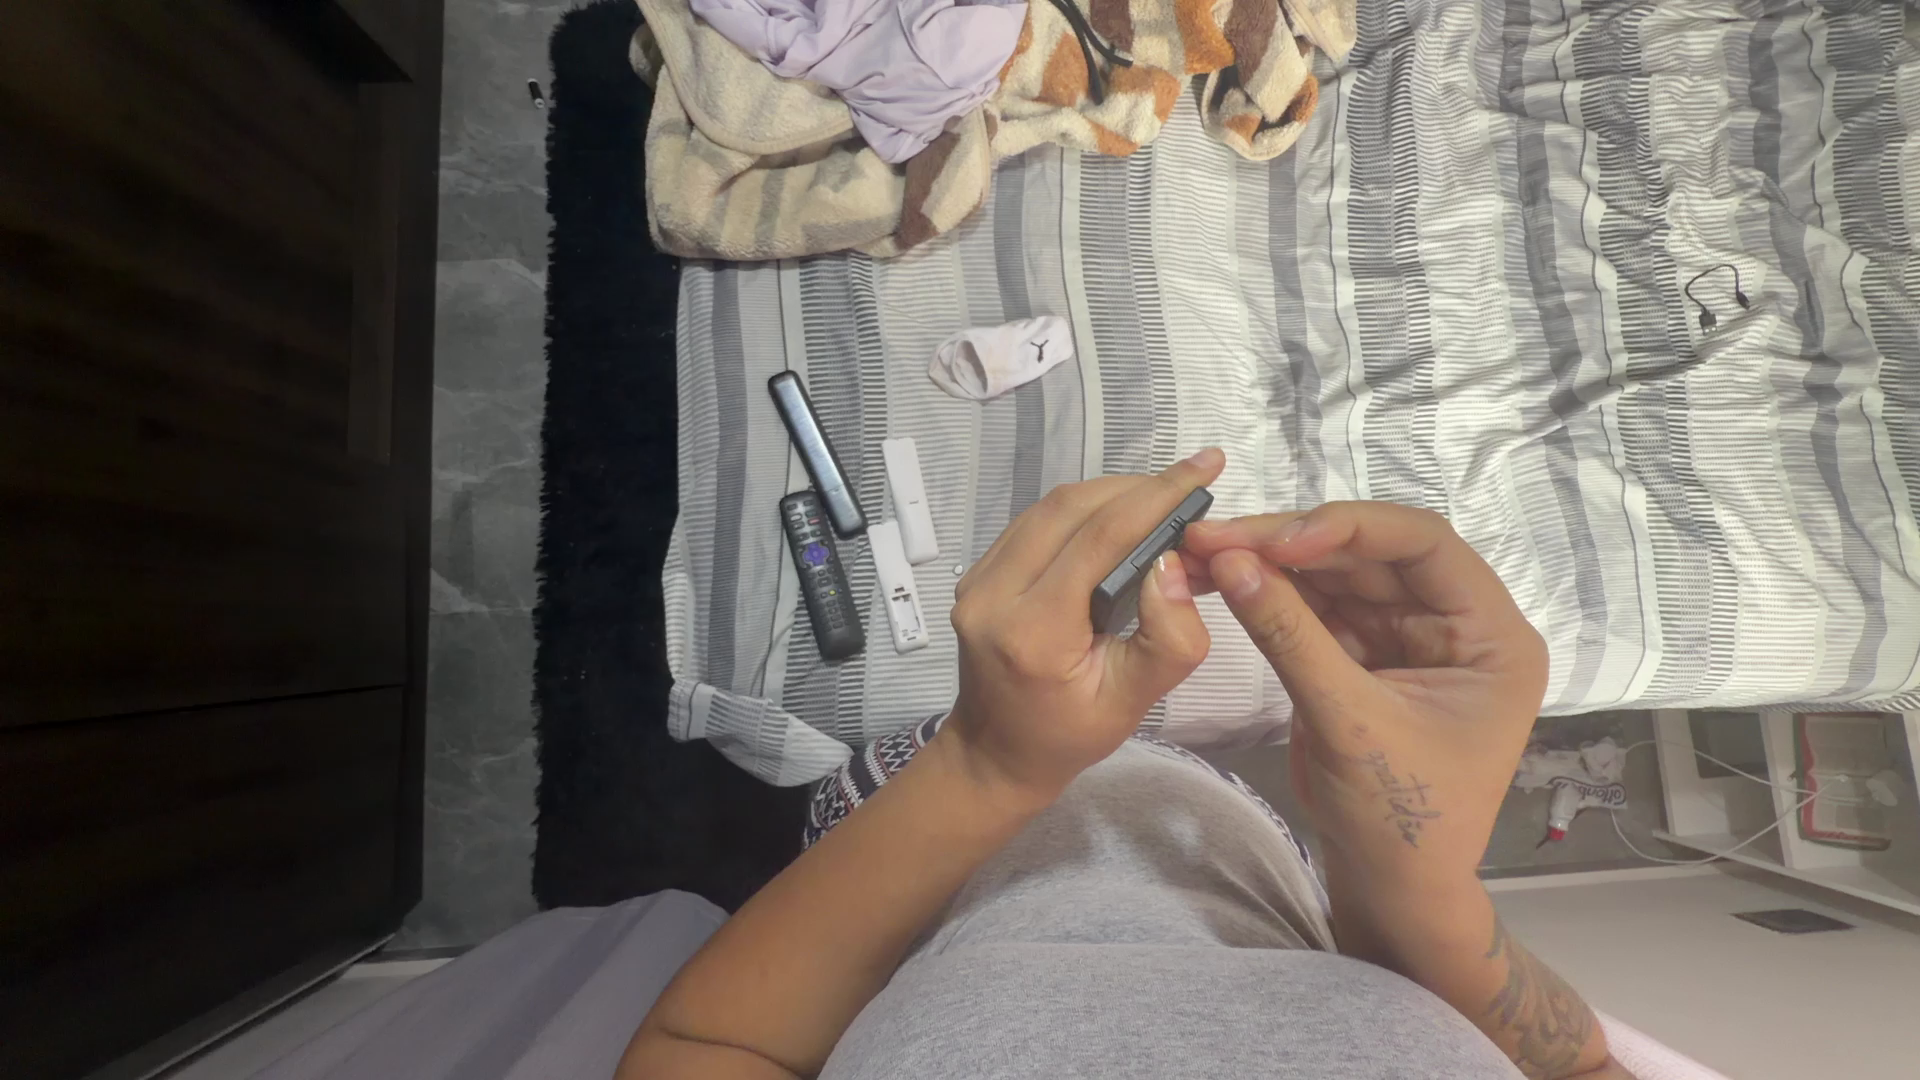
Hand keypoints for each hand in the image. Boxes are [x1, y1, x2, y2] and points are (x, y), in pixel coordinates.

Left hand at [940, 449, 1224, 802]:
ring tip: (1157, 502)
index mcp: (1032, 631)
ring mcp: (975, 581)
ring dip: (1106, 494)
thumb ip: (1168, 641)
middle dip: (1134, 488)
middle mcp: (990, 594)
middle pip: (1069, 509)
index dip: (1157, 496)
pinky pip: (1031, 524)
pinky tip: (1113, 520)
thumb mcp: (1132, 704)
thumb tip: (1174, 565)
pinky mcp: (975, 575)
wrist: (994, 752)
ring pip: (1047, 508)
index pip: (1099, 538)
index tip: (1205, 464)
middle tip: (1186, 488)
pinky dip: (1078, 511)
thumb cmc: (1067, 736)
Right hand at [1181, 503, 1547, 893]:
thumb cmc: (1399, 813)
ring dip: (1264, 561)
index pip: (1422, 544)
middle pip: (1364, 552)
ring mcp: (1397, 632)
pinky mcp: (1355, 648)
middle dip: (1285, 542)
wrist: (1386, 879)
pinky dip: (1263, 591)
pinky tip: (1221, 577)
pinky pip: (1307, 604)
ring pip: (1328, 572)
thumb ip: (1288, 634)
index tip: (1273, 541)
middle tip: (1211, 537)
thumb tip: (1227, 561)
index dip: (1347, 528)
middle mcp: (1447, 620)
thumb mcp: (1345, 719)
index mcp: (1487, 633)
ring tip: (1202, 552)